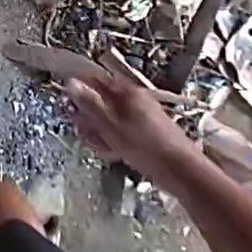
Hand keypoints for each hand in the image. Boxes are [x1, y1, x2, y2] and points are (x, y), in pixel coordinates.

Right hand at [66, 74, 197, 181]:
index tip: (70, 105)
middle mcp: (133, 100)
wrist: (181, 170)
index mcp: (125, 92)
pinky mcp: (144, 131)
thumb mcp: (110, 125)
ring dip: (100, 132)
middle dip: (89, 118)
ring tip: (105, 146)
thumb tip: (72, 83)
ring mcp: (139, 115)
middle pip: (99, 102)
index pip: (95, 80)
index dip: (79, 91)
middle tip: (88, 132)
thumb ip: (89, 104)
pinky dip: (114, 141)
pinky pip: (120, 131)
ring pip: (108, 119)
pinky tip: (116, 152)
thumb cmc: (147, 147)